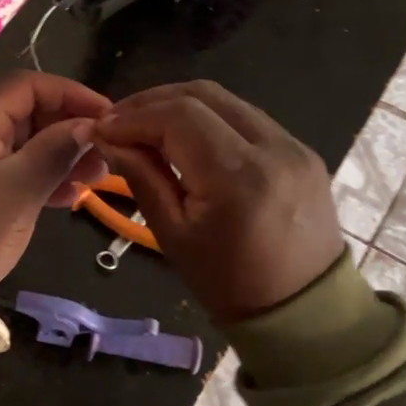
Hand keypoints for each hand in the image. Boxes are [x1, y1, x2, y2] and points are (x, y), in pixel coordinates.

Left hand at [0, 71, 111, 303]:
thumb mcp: (20, 188)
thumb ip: (56, 150)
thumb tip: (90, 124)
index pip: (30, 85)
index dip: (73, 95)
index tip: (110, 117)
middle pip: (29, 112)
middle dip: (70, 129)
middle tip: (108, 154)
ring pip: (25, 142)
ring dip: (61, 156)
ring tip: (97, 177)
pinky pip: (14, 169)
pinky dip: (42, 177)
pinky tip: (71, 197)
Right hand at [91, 81, 342, 321]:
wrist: (303, 311)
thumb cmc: (227, 282)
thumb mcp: (172, 234)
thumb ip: (141, 177)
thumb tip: (107, 138)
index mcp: (238, 176)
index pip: (177, 117)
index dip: (134, 116)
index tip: (102, 128)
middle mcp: (272, 148)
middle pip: (202, 94)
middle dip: (153, 101)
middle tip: (118, 120)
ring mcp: (292, 145)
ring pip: (226, 100)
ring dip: (180, 105)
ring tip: (146, 125)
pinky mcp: (300, 150)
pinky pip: (246, 118)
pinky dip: (210, 118)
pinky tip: (185, 137)